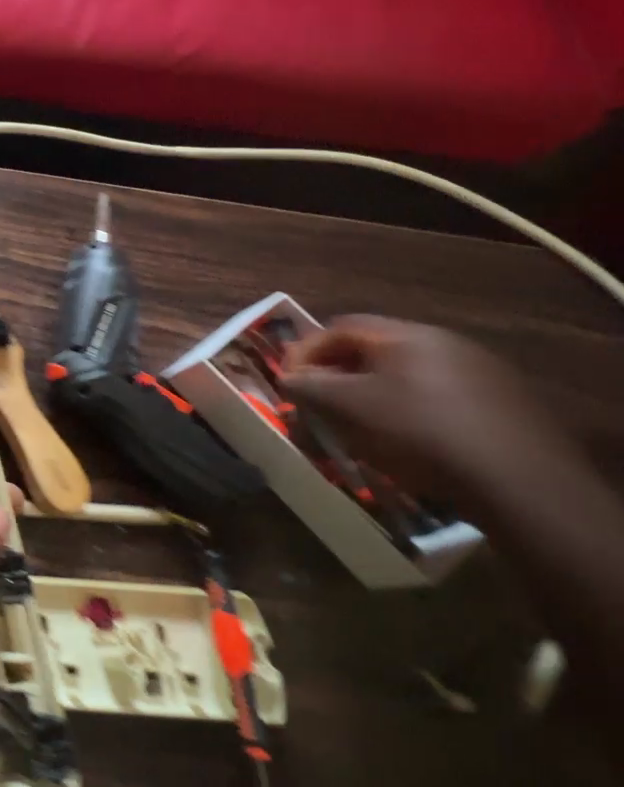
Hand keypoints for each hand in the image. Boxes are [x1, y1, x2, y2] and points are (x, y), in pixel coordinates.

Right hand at [281, 315, 566, 498]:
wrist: (521, 484)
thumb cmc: (419, 433)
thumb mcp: (347, 408)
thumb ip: (308, 386)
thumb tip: (289, 378)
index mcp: (409, 335)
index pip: (339, 327)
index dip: (305, 351)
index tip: (289, 382)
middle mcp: (448, 343)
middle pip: (374, 349)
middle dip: (338, 374)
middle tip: (320, 404)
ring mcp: (483, 373)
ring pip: (407, 374)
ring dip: (373, 394)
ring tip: (359, 426)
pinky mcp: (504, 404)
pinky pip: (439, 396)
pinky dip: (410, 411)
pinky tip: (408, 440)